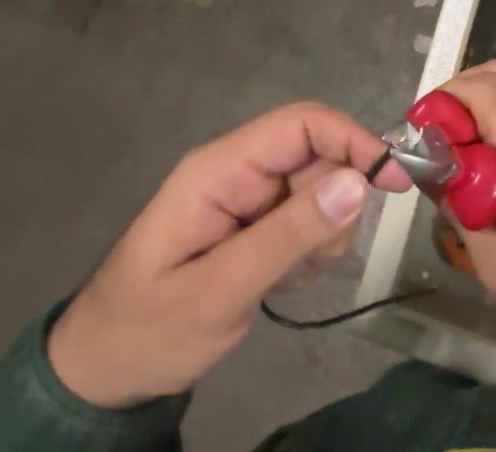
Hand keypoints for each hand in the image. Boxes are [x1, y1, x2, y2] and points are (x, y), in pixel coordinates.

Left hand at [47, 103, 411, 406]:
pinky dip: (312, 249)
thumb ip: (290, 236)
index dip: (353, 140)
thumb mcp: (220, 289)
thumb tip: (358, 182)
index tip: (393, 181)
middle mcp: (238, 171)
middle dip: (336, 202)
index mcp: (221, 168)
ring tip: (287, 277)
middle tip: (316, 259)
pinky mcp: (256, 224)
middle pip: (318, 156)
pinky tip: (282, 280)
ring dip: (324, 233)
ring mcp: (248, 198)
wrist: (101, 372)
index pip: (302, 123)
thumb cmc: (147, 330)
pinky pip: (309, 218)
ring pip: (321, 189)